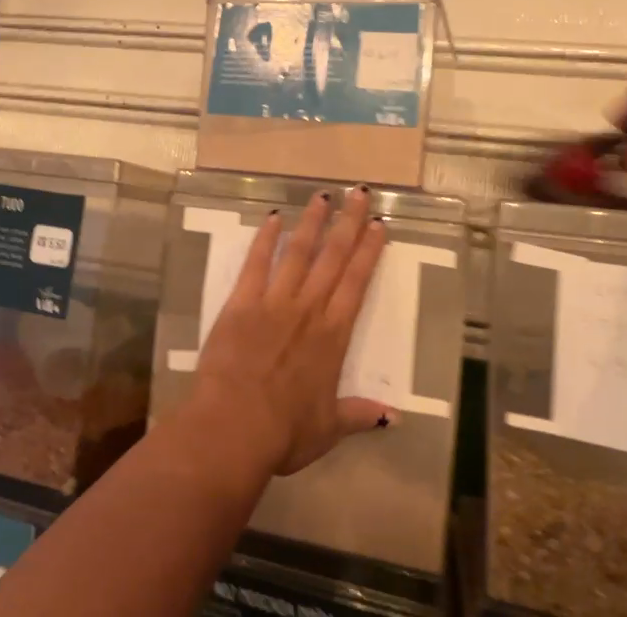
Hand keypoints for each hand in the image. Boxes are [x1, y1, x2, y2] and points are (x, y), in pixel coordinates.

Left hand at [180, 186, 392, 476]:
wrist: (233, 426)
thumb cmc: (284, 432)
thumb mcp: (328, 428)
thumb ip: (358, 414)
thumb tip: (393, 416)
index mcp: (333, 337)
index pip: (357, 284)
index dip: (369, 252)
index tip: (379, 225)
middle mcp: (307, 311)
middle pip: (332, 258)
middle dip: (347, 224)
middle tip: (359, 193)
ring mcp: (272, 303)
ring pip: (297, 253)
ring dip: (311, 223)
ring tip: (322, 196)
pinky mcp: (239, 304)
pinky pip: (254, 264)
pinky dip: (264, 240)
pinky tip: (273, 218)